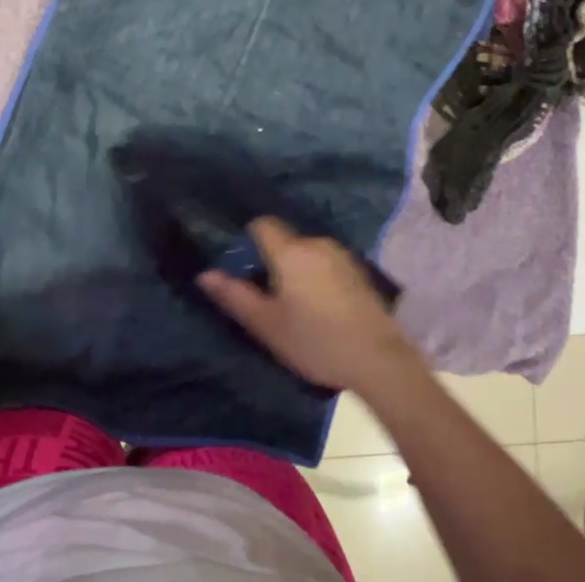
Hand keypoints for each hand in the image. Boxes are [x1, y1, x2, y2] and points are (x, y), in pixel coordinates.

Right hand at [198, 217, 424, 393]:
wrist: (378, 359)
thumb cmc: (315, 341)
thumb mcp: (267, 325)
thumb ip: (235, 296)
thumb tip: (205, 274)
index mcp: (291, 251)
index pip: (262, 225)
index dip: (247, 241)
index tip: (242, 269)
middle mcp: (317, 244)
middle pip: (285, 241)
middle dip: (271, 261)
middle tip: (265, 297)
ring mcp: (343, 257)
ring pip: (307, 254)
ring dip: (296, 272)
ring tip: (293, 308)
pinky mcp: (360, 273)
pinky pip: (326, 266)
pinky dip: (317, 279)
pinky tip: (320, 310)